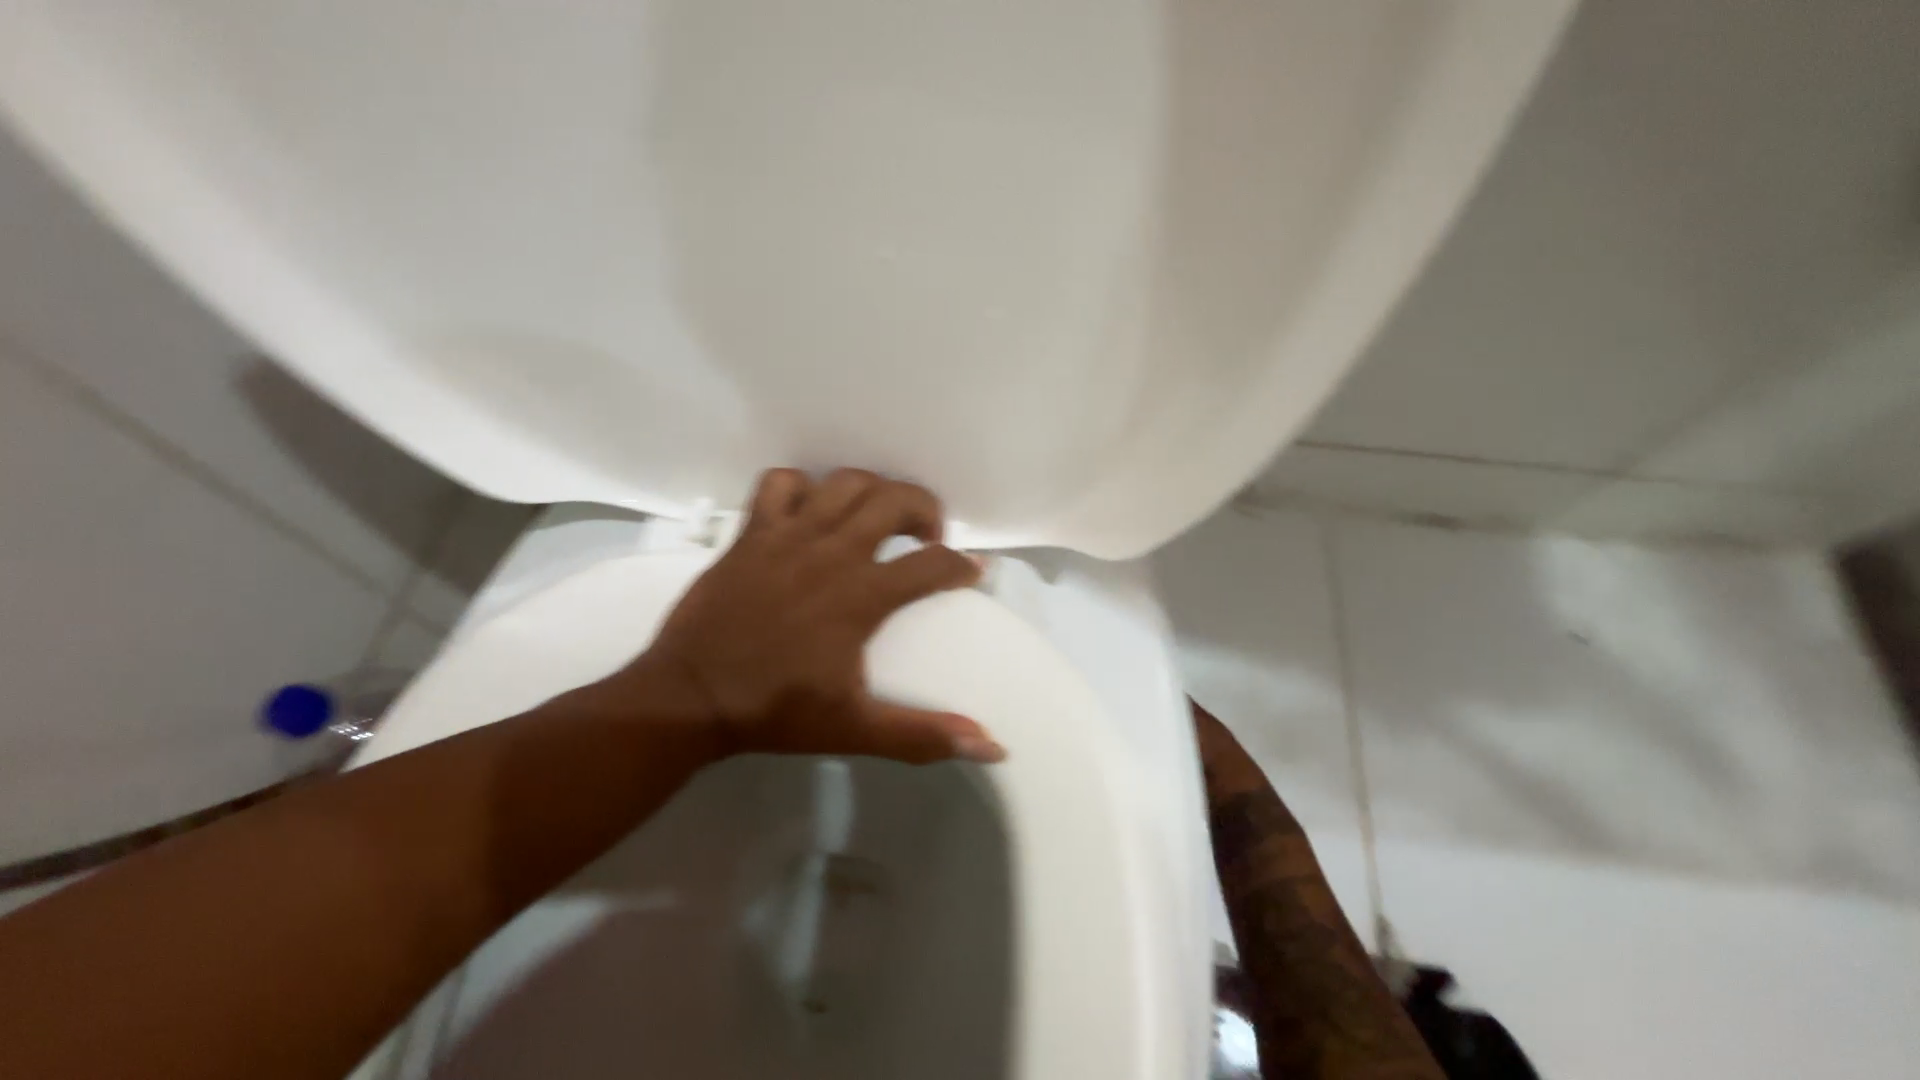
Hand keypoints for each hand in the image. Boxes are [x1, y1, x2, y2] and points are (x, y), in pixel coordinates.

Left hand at [627, 468, 1005, 764]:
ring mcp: (786, 535)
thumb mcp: (855, 729)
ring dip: (872, 491)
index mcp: (861, 595)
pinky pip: (779, 483)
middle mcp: (831, 551)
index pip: (933, 563)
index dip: (961, 565)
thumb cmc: (775, 711)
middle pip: (895, 499)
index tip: (971, 572)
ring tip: (877, 516)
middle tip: (927, 536)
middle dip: (924, 508)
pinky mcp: (750, 533)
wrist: (689, 697)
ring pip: (843, 481)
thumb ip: (923, 735)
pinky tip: (808, 511)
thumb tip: (994, 748)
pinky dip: (800, 486)